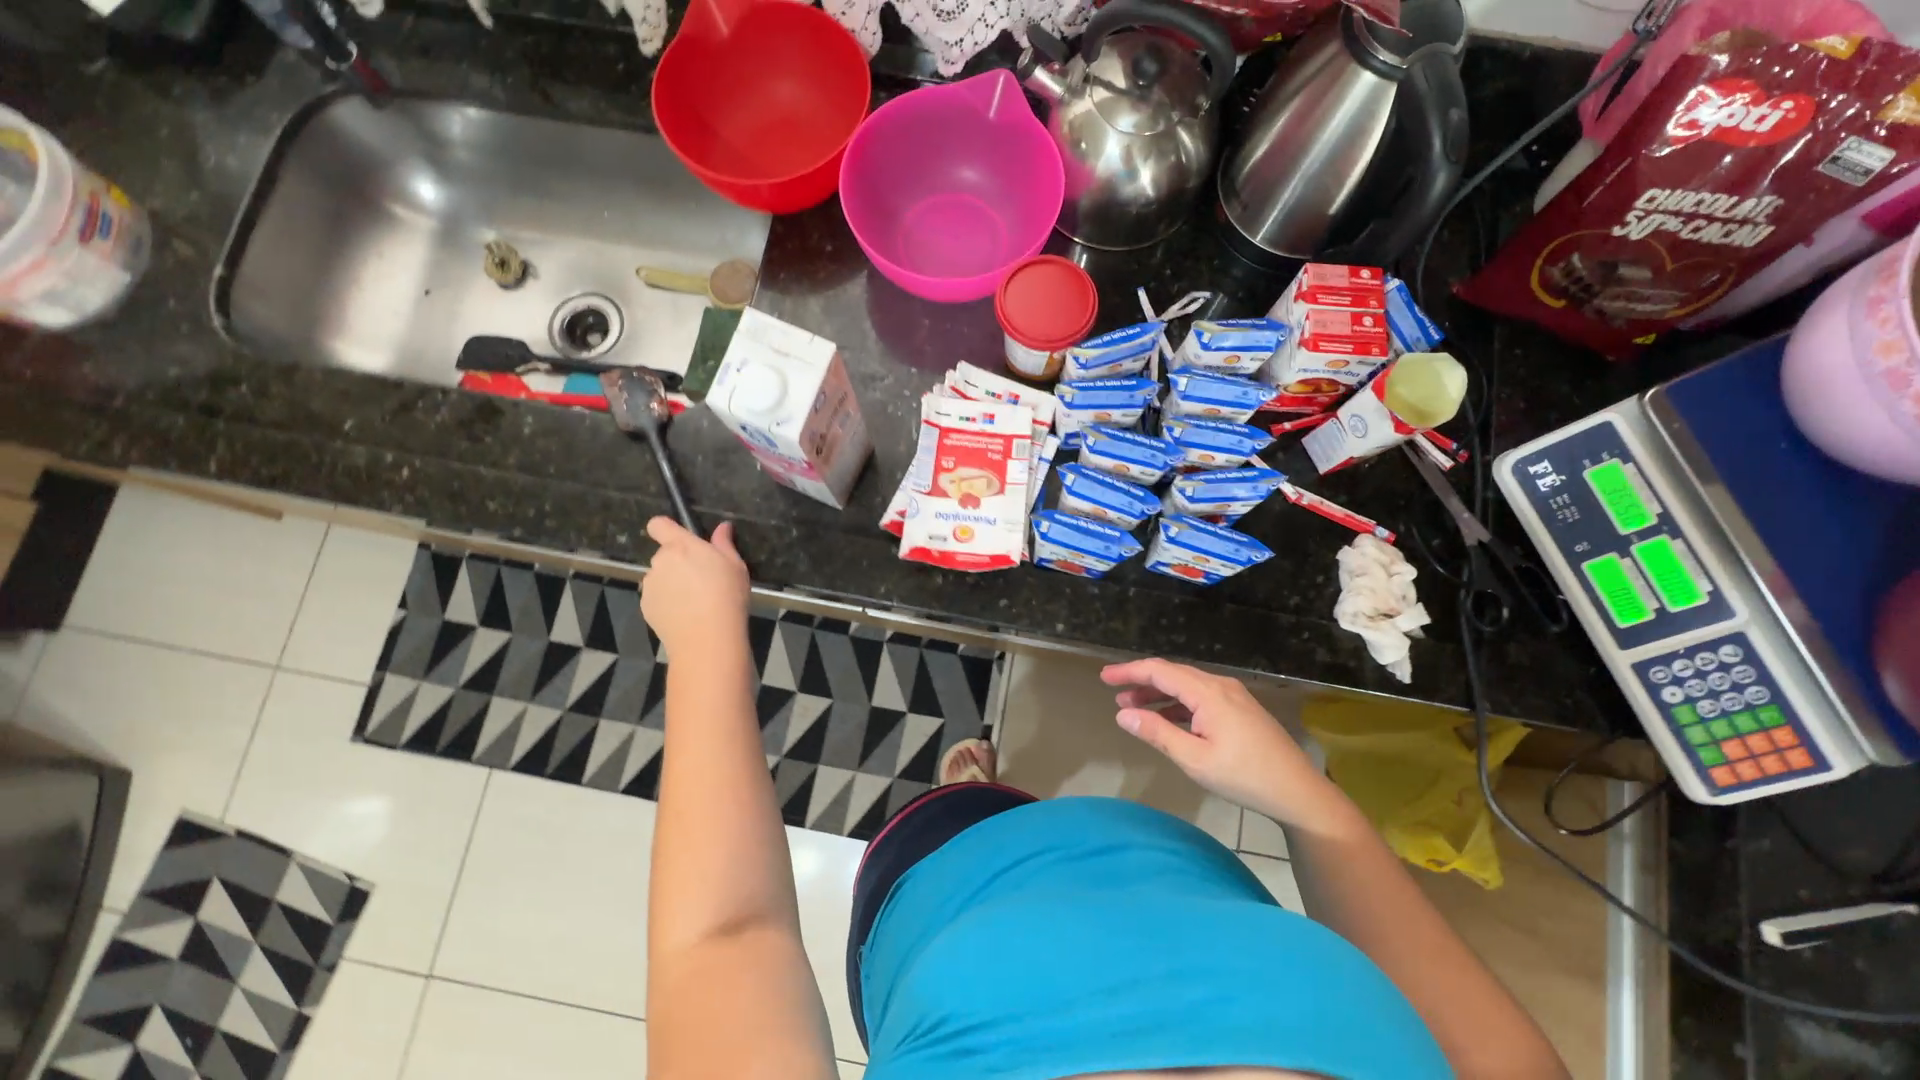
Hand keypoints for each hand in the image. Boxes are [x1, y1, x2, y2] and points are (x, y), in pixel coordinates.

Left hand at [642, 517, 749, 653]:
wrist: (707, 638)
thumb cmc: (727, 596)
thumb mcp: (735, 566)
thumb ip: (724, 544)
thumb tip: (723, 527)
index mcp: (681, 546)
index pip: (658, 525)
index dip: (665, 528)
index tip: (678, 539)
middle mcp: (660, 562)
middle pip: (665, 556)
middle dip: (678, 563)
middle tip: (701, 580)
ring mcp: (650, 585)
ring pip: (660, 578)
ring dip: (672, 584)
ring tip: (694, 603)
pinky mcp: (645, 607)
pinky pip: (656, 598)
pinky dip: (666, 603)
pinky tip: (684, 616)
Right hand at [1101, 658, 1356, 832]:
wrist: (1298, 791)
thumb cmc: (1244, 776)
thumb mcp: (1194, 759)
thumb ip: (1157, 733)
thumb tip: (1123, 714)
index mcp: (1208, 693)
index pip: (1160, 671)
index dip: (1130, 671)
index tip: (1104, 677)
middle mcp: (1221, 686)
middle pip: (1174, 674)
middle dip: (1142, 681)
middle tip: (1114, 692)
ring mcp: (1234, 697)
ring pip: (1188, 686)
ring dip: (1159, 694)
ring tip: (1133, 707)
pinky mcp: (1241, 710)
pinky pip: (1201, 697)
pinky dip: (1178, 704)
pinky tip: (1167, 720)